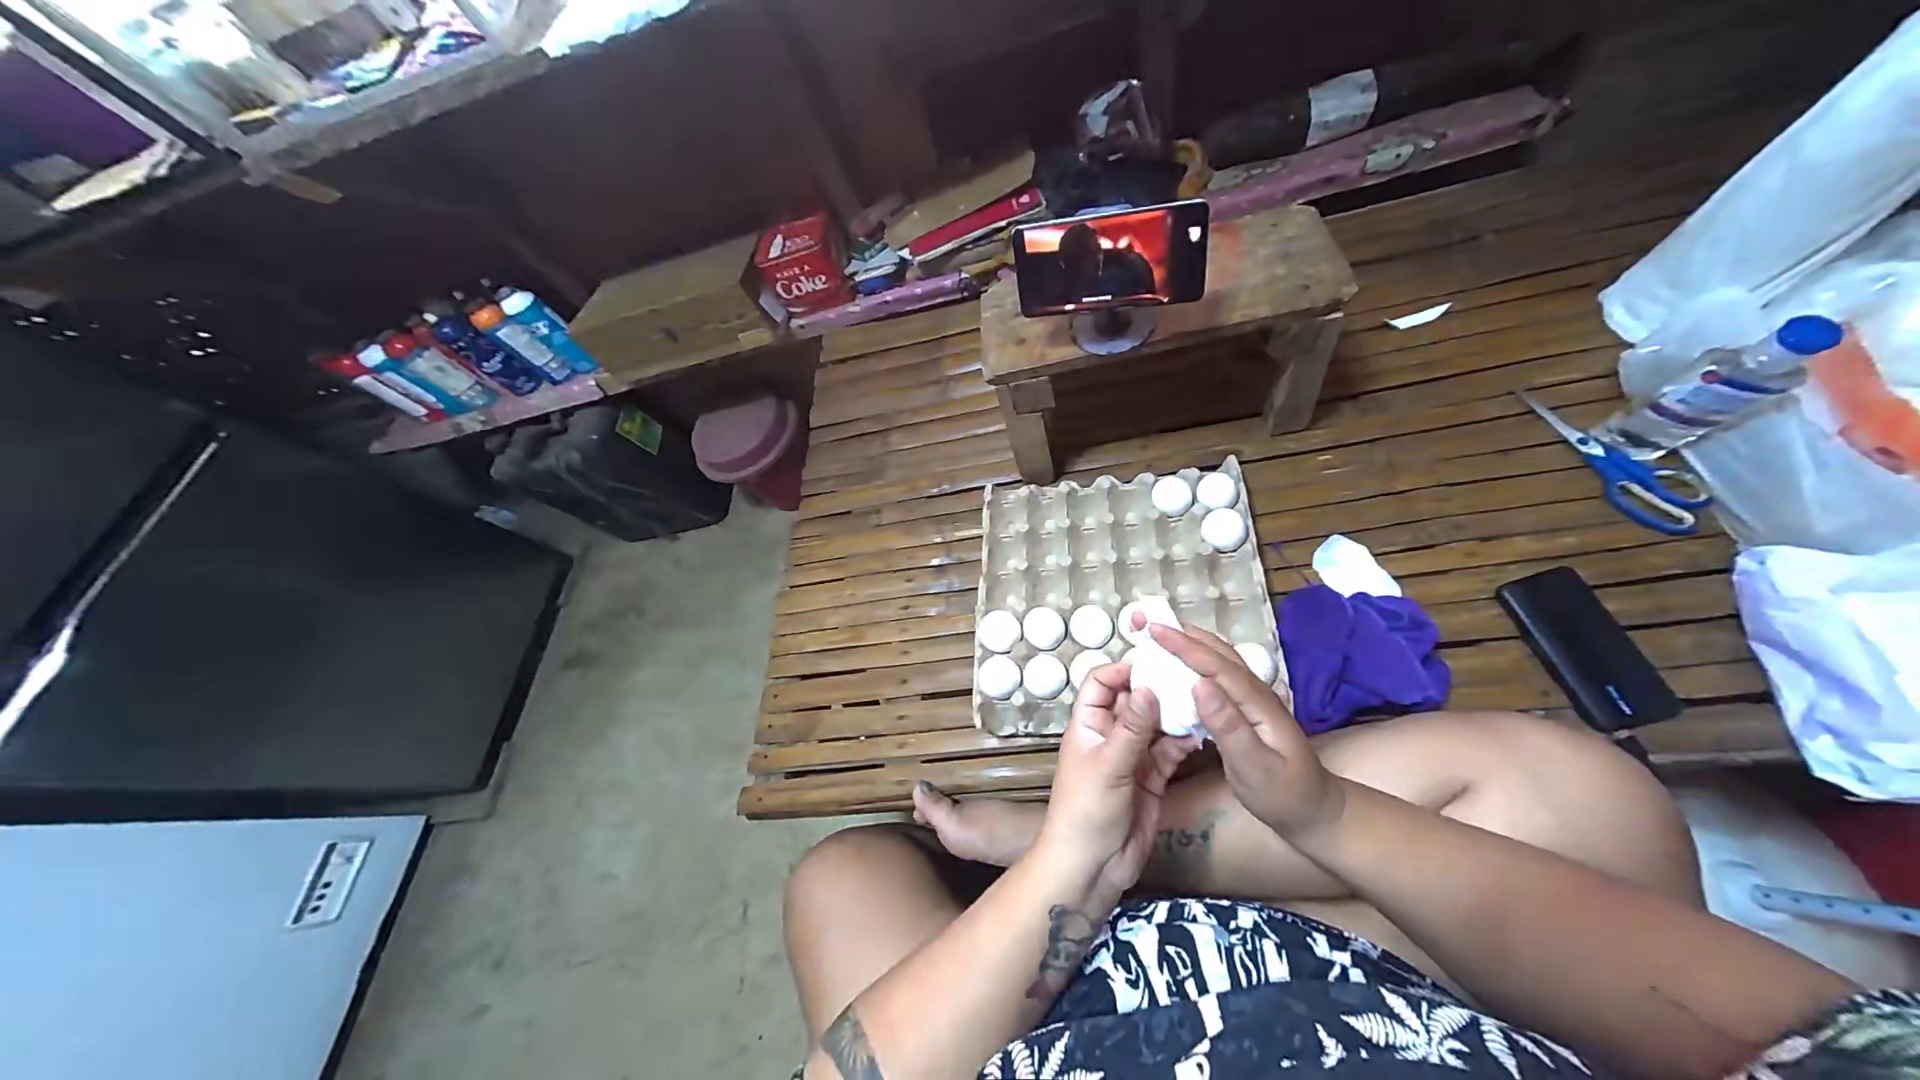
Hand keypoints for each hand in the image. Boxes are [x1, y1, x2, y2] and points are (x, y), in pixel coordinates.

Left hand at [1038, 662, 1199, 896]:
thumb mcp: (1109, 764)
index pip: (1102, 682)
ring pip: (1156, 724)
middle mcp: (1110, 733)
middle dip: (1158, 687)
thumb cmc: (1087, 809)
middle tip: (1191, 675)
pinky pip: (1169, 750)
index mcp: (1088, 723)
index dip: (1124, 670)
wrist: (1093, 866)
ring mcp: (1132, 755)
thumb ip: (1132, 727)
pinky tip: (1202, 732)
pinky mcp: (1152, 777)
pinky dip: (1183, 741)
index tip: (1156, 662)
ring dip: (1175, 714)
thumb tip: (1149, 686)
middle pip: (1134, 699)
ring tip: (1203, 700)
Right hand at [1148, 622, 1344, 839]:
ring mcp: (1253, 697)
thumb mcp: (1254, 767)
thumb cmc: (1282, 793)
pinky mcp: (1246, 706)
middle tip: (1148, 621)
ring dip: (1190, 641)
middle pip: (1218, 652)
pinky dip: (1197, 658)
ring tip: (1160, 632)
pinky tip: (1182, 661)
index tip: (1154, 631)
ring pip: (1220, 658)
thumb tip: (1199, 685)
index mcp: (1257, 702)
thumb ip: (1228, 726)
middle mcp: (1256, 692)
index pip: (1217, 665)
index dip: (1184, 646)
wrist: (1315, 810)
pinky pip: (1218, 672)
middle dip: (1183, 633)